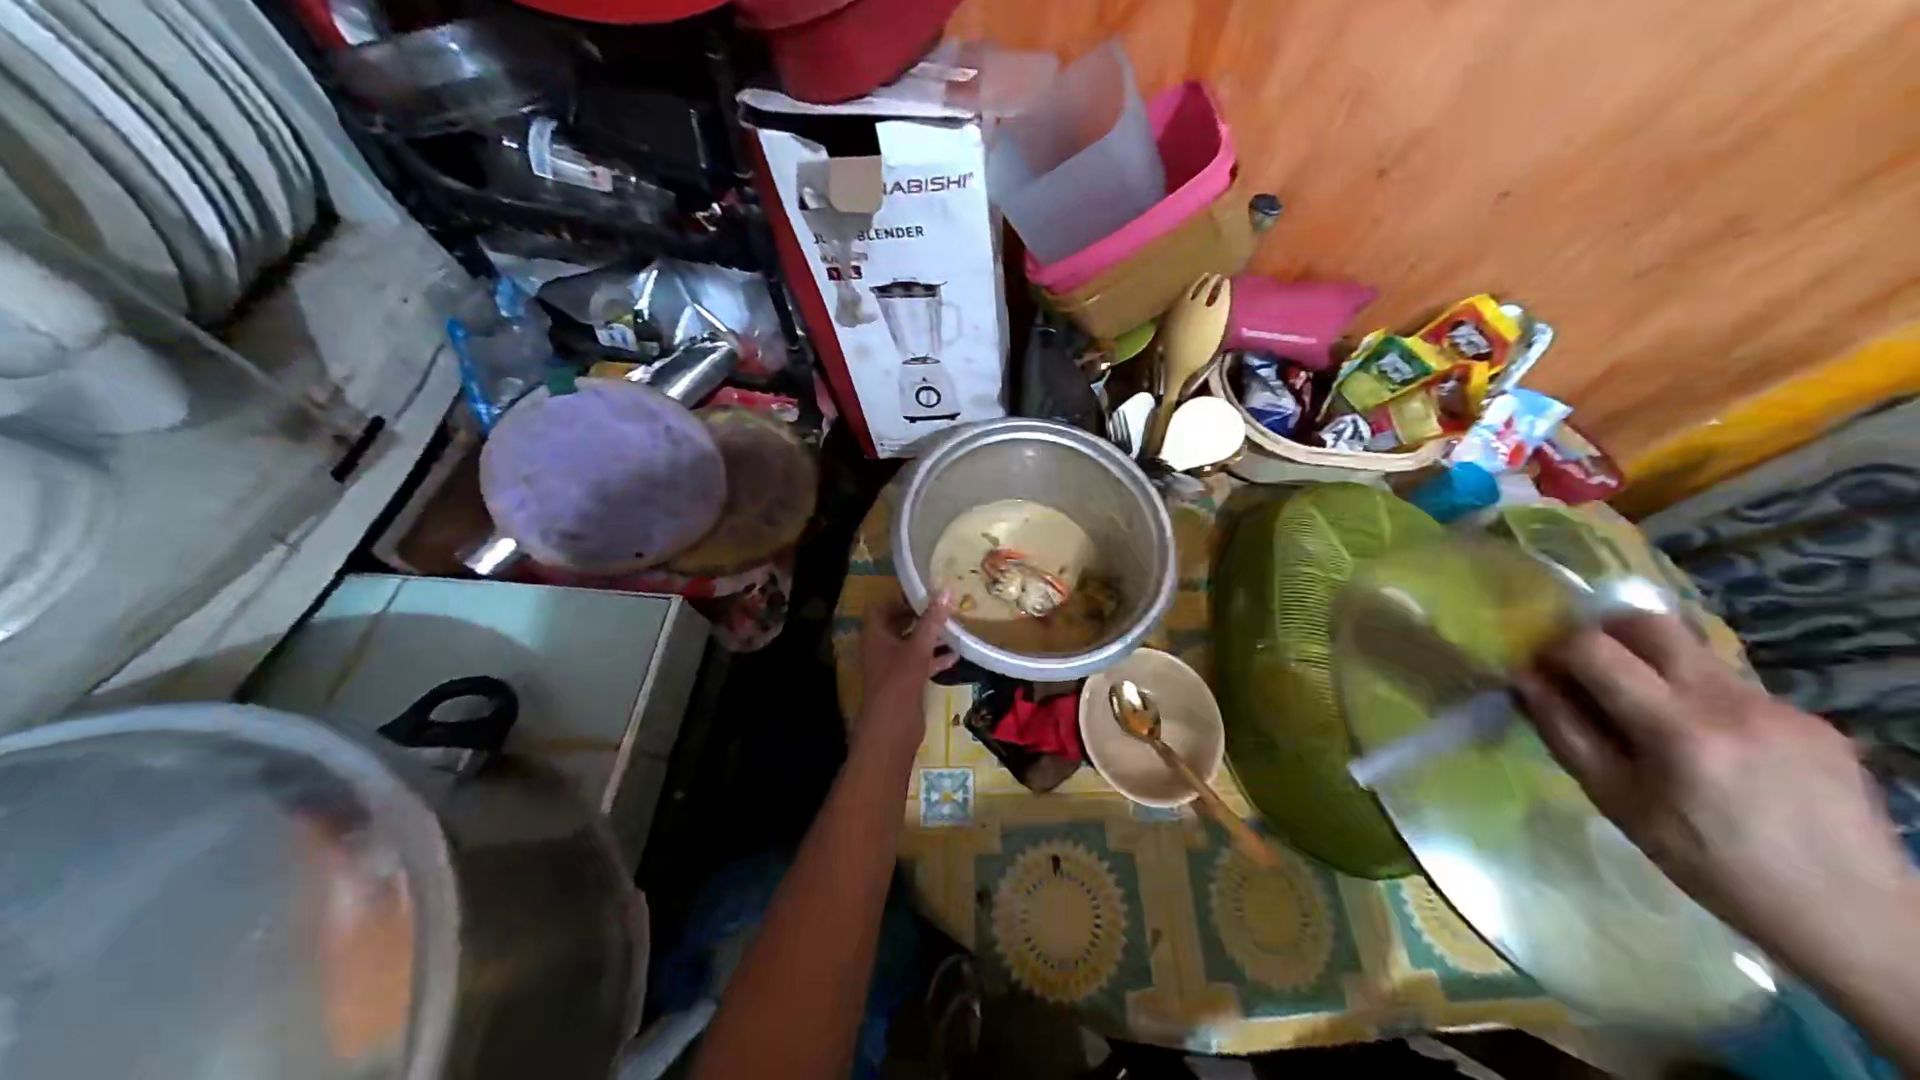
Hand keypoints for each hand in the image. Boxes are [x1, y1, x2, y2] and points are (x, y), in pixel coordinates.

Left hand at [854, 588, 954, 760]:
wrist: (892, 726)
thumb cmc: (900, 680)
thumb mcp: (918, 647)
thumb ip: (931, 620)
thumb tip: (945, 591)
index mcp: (874, 635)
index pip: (881, 608)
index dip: (900, 600)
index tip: (924, 596)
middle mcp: (879, 648)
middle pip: (898, 625)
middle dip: (919, 618)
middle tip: (942, 609)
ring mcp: (891, 666)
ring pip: (910, 645)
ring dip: (929, 638)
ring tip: (953, 629)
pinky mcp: (904, 682)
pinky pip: (919, 663)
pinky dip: (934, 658)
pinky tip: (955, 656)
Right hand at [1512, 615, 1917, 966]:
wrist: (1848, 915)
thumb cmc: (1705, 862)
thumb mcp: (1613, 799)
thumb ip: (1564, 730)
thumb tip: (1525, 677)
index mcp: (1677, 728)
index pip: (1595, 648)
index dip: (1558, 650)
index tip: (1546, 671)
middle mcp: (1732, 702)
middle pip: (1651, 624)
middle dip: (1604, 634)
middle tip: (1588, 668)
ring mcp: (1782, 706)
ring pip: (1694, 654)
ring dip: (1653, 669)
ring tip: (1650, 718)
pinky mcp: (1813, 719)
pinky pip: (1734, 688)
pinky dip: (1700, 701)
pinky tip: (1711, 748)